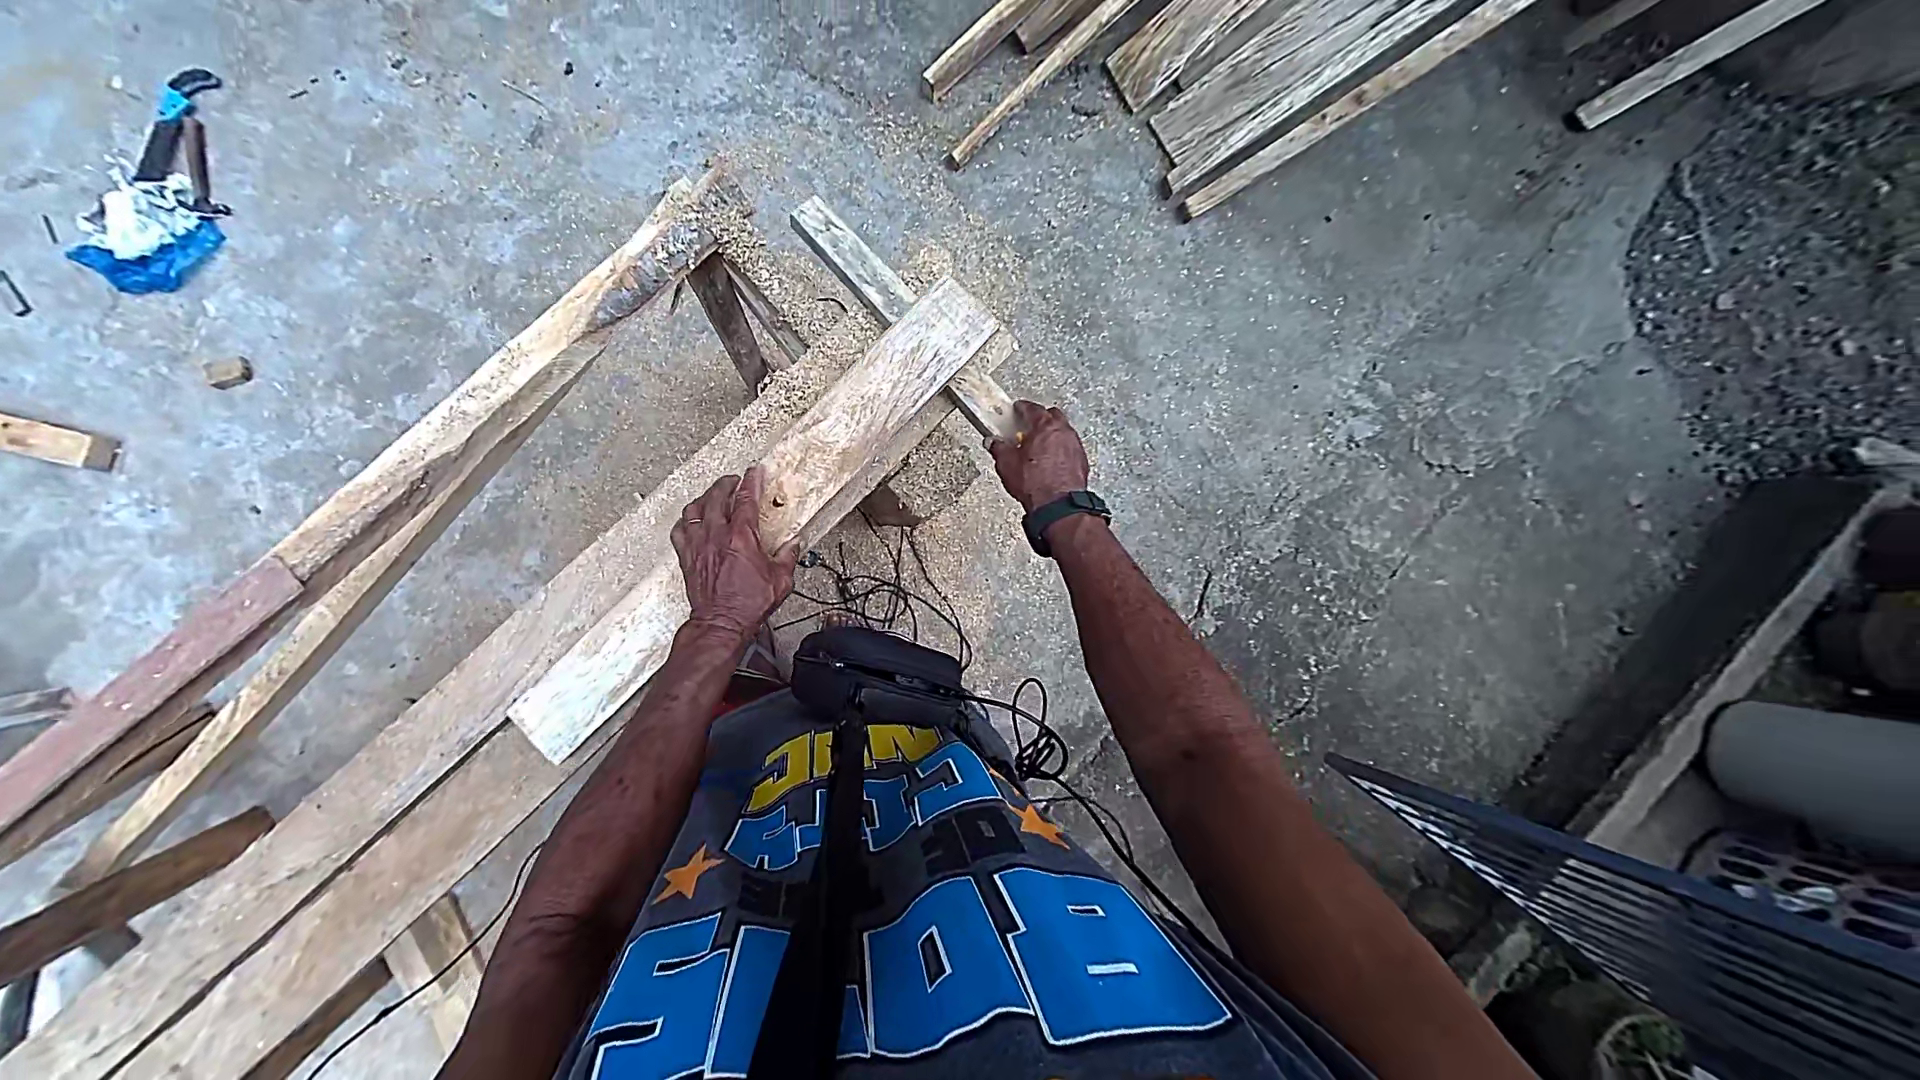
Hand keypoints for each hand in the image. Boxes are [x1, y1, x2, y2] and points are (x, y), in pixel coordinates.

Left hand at [671, 466, 799, 644]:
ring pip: (694, 509)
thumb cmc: (747, 604)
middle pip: (717, 497)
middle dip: (726, 484)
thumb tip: (793, 544)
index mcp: (741, 538)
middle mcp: (716, 536)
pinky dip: (686, 519)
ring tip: (713, 494)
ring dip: (705, 497)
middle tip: (734, 480)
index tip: (754, 472)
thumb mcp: (780, 580)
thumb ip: (788, 557)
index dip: (751, 481)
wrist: (721, 622)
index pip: (746, 499)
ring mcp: (698, 545)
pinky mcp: (686, 557)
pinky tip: (691, 519)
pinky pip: (680, 529)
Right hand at [987, 401, 1089, 511]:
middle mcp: (1063, 432)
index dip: (1022, 408)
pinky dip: (1060, 450)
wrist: (1057, 505)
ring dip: (1052, 435)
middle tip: (1028, 426)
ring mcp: (1075, 446)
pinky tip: (1051, 460)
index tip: (1018, 409)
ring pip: (1063, 432)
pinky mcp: (1081, 461)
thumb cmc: (1036, 483)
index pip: (1032, 409)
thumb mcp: (1007, 464)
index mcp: (1044, 426)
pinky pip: (1069, 448)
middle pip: (1052, 416)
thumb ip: (999, 448)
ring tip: (1039, 446)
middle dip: (1041, 418)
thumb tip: (993, 443)